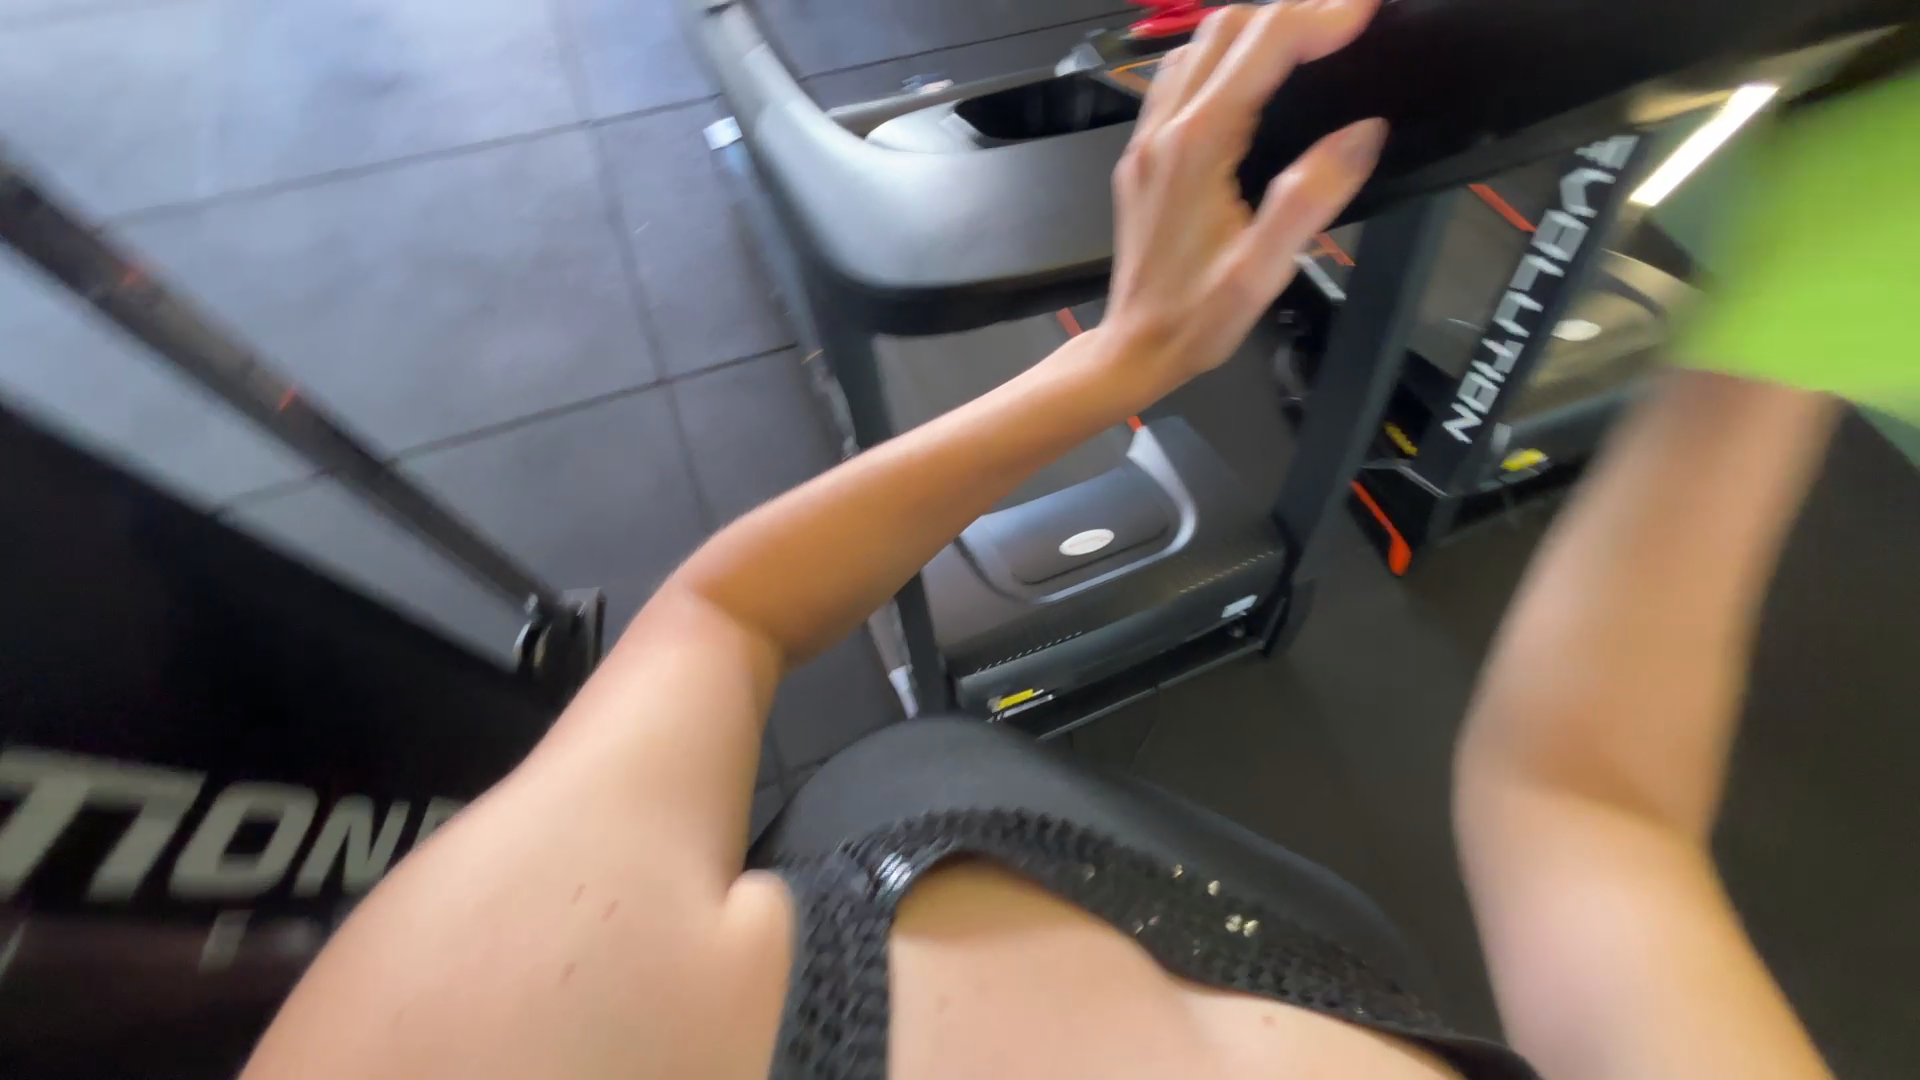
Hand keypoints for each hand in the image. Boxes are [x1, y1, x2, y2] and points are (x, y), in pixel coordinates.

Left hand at [1102, 0, 1385, 393]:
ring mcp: (1145, 146)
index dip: (1323, 15)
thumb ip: (1309, 199)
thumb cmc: (1194, 320)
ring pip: (1195, 50)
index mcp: (1198, 147)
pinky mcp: (1138, 164)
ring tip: (1301, 49)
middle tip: (1341, 30)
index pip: (1265, 40)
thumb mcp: (1260, 272)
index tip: (1368, 16)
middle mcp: (1164, 133)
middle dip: (1291, 13)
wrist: (1134, 348)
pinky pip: (1174, 86)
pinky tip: (1243, 88)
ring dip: (1251, 33)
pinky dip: (1216, 64)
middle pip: (1227, 27)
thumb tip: (1362, 133)